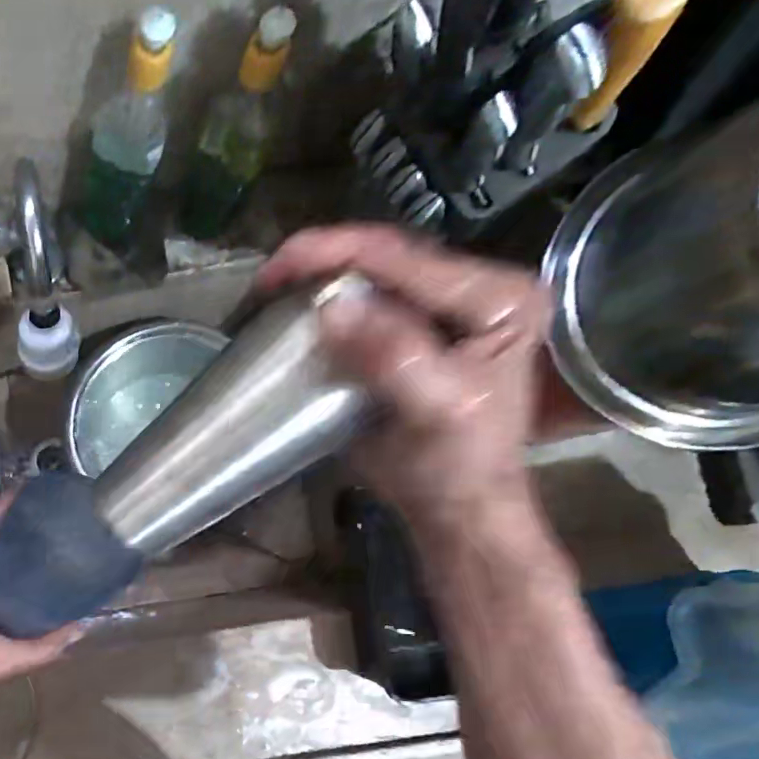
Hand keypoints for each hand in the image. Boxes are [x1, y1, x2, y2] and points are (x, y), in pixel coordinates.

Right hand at [254, 224, 549, 534]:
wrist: (456, 505)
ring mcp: (440, 311)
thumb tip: (330, 307)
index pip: (406, 257)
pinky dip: (321, 307)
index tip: (273, 269)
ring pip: (369, 277)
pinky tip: (292, 314)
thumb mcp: (435, 409)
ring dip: (315, 281)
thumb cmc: (456, 465)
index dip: (335, 253)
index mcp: (496, 297)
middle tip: (262, 284)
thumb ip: (393, 355)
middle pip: (386, 257)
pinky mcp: (411, 334)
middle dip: (319, 261)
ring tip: (269, 294)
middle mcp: (473, 290)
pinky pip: (361, 307)